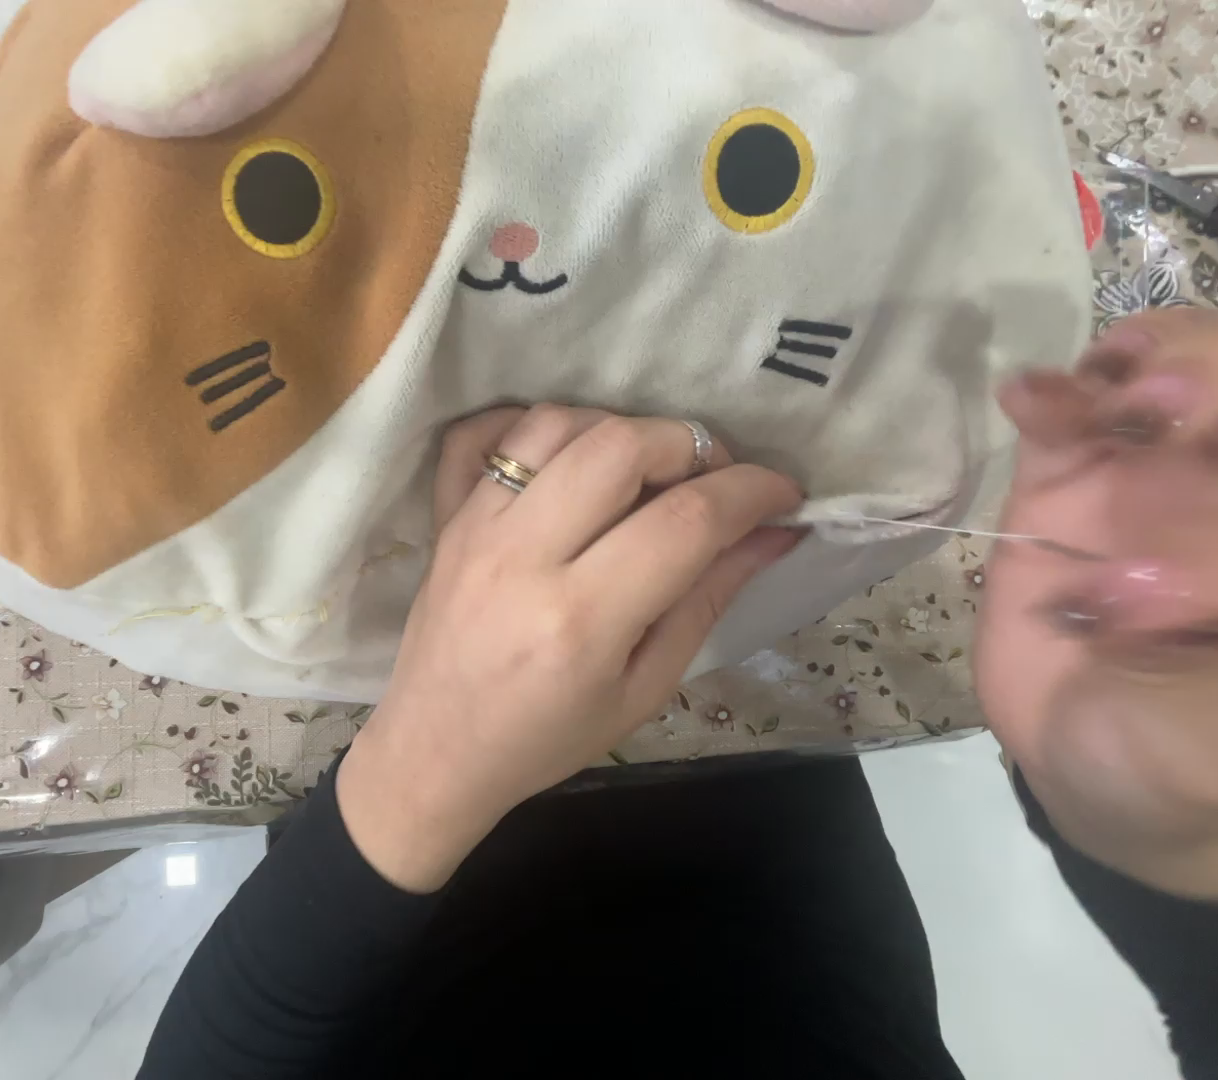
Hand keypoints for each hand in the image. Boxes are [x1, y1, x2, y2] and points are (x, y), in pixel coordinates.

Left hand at [337, 405, 803, 891]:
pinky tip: (562, 453)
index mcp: (579, 620)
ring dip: (614, 428)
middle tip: (710, 480)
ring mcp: (472, 529)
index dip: (751, 491)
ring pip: (552, 424)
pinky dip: (525, 425)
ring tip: (641, 471)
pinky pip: (476, 437)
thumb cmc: (544, 740)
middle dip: (687, 444)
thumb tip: (774, 533)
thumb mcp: (641, 691)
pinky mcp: (443, 519)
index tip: (782, 493)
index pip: (685, 519)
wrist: (435, 751)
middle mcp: (521, 558)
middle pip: (617, 447)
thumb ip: (705, 602)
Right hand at [977, 309, 1217, 899]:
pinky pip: (1071, 418)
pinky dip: (1051, 393)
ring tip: (1092, 401)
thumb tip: (1113, 565)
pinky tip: (1024, 397)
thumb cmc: (1187, 762)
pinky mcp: (1067, 491)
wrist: (1094, 768)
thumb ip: (1215, 637)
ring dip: (1146, 355)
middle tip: (1147, 412)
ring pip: (1188, 364)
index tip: (1117, 611)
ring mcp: (1160, 488)